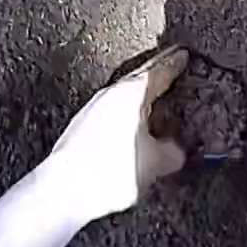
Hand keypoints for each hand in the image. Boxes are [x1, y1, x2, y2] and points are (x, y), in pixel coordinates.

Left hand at [42, 47, 188, 223]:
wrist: (63, 189)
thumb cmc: (109, 171)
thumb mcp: (156, 164)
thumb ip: (173, 152)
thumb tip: (178, 150)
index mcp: (132, 93)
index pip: (160, 71)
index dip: (174, 65)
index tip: (183, 56)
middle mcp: (112, 93)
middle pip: (140, 79)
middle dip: (157, 79)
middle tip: (171, 76)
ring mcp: (95, 107)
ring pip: (125, 95)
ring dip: (141, 99)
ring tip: (154, 109)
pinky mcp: (83, 124)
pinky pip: (112, 110)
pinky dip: (126, 114)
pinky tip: (130, 131)